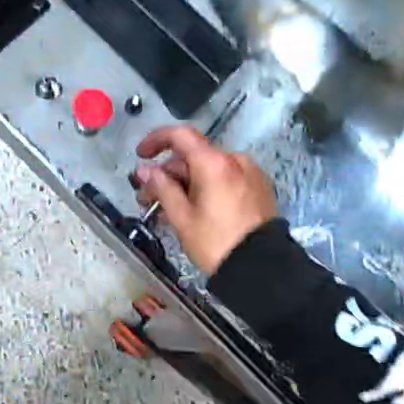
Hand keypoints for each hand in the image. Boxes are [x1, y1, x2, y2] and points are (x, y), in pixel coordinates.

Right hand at [134, 125, 277, 274]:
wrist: (262, 268)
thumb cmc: (216, 243)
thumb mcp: (182, 218)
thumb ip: (161, 188)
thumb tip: (145, 171)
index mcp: (214, 163)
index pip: (180, 135)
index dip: (156, 140)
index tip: (141, 155)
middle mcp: (234, 160)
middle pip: (194, 156)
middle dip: (168, 173)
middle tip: (148, 196)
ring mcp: (249, 173)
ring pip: (209, 169)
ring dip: (186, 183)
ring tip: (168, 209)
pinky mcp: (258, 188)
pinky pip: (225, 179)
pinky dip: (206, 187)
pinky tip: (193, 210)